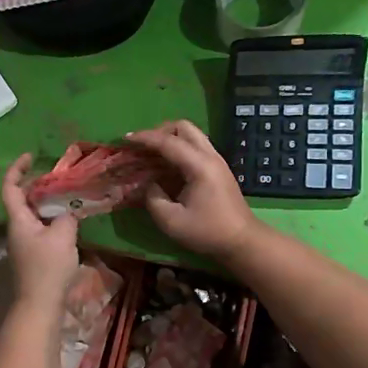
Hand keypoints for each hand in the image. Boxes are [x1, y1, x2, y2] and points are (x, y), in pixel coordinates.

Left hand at [2, 153, 78, 303]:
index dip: (17, 169)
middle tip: (59, 176)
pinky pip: (42, 228)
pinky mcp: (34, 255)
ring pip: (34, 214)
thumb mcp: (63, 235)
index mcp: (18, 219)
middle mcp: (17, 228)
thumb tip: (69, 210)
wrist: (40, 303)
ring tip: (68, 195)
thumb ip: (67, 216)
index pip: (10, 187)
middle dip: (38, 185)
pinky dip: (54, 219)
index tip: (30, 156)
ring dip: (48, 203)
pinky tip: (71, 222)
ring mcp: (25, 243)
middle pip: (23, 199)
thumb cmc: (47, 267)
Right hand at [126, 120, 260, 262]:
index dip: (145, 138)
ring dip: (170, 139)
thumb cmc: (208, 232)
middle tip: (142, 146)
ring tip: (151, 154)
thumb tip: (149, 185)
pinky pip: (195, 147)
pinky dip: (178, 149)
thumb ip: (153, 199)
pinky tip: (166, 165)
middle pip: (183, 127)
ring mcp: (216, 160)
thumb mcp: (172, 221)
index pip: (168, 142)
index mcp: (199, 165)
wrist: (242, 240)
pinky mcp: (218, 168)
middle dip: (159, 131)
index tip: (125, 140)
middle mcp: (210, 156)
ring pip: (191, 135)